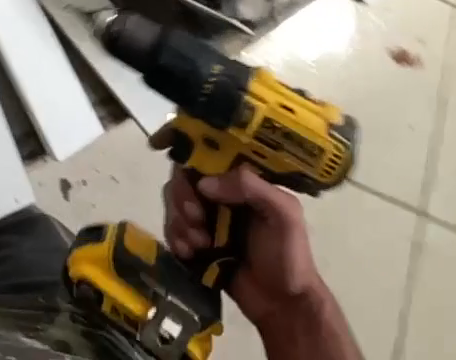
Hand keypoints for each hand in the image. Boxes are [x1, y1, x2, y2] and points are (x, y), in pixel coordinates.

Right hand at [163, 164, 321, 326]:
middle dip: (183, 196)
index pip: (206, 152)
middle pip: (182, 176)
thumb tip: (203, 184)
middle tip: (197, 218)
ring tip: (200, 245)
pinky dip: (175, 238)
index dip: (184, 149)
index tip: (167, 154)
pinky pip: (171, 228)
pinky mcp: (193, 239)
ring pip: (173, 201)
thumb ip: (249, 187)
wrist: (282, 306)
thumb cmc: (288, 255)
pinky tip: (190, 254)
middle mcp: (219, 192)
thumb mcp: (283, 213)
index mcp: (240, 180)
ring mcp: (204, 216)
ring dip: (180, 221)